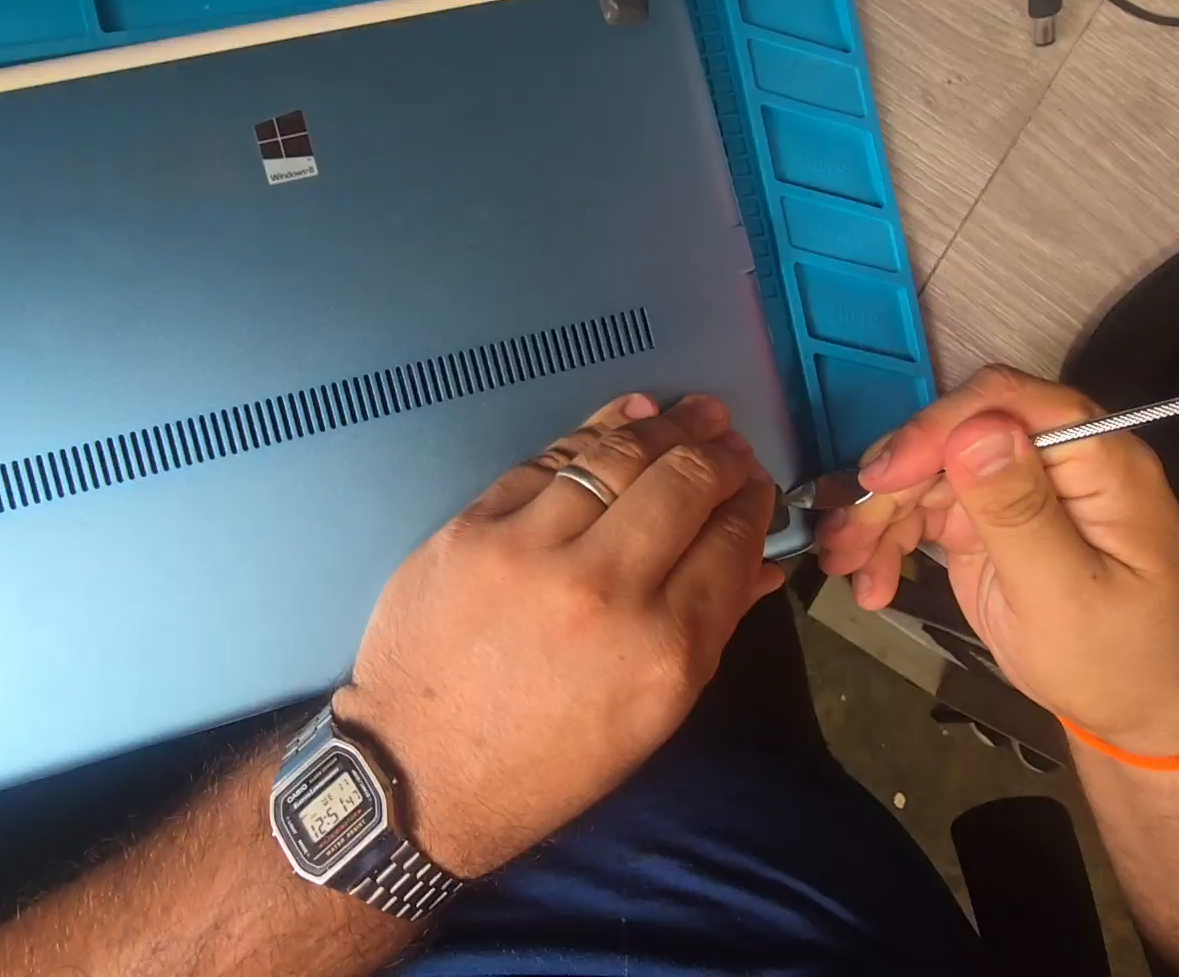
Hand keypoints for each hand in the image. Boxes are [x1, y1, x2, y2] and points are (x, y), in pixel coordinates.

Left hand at [333, 393, 783, 876]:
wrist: (419, 768)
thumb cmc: (548, 762)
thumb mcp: (650, 718)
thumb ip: (711, 628)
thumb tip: (759, 560)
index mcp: (663, 650)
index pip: (729, 543)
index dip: (752, 503)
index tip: (756, 486)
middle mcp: (603, 588)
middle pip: (681, 483)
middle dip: (718, 454)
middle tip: (728, 440)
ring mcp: (530, 548)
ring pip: (616, 455)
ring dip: (664, 426)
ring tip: (691, 411)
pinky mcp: (473, 526)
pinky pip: (548, 459)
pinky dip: (594, 431)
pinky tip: (626, 415)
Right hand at [815, 366, 1178, 757]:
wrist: (1127, 710)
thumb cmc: (1117, 659)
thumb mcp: (1065, 593)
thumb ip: (1020, 511)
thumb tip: (975, 432)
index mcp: (1093, 463)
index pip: (1007, 404)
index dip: (937, 428)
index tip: (883, 477)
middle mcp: (1045, 462)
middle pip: (945, 441)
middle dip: (888, 487)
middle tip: (845, 539)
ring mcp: (1008, 490)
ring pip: (919, 476)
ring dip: (873, 519)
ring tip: (842, 565)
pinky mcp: (977, 520)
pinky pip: (915, 513)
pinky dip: (883, 544)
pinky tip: (870, 584)